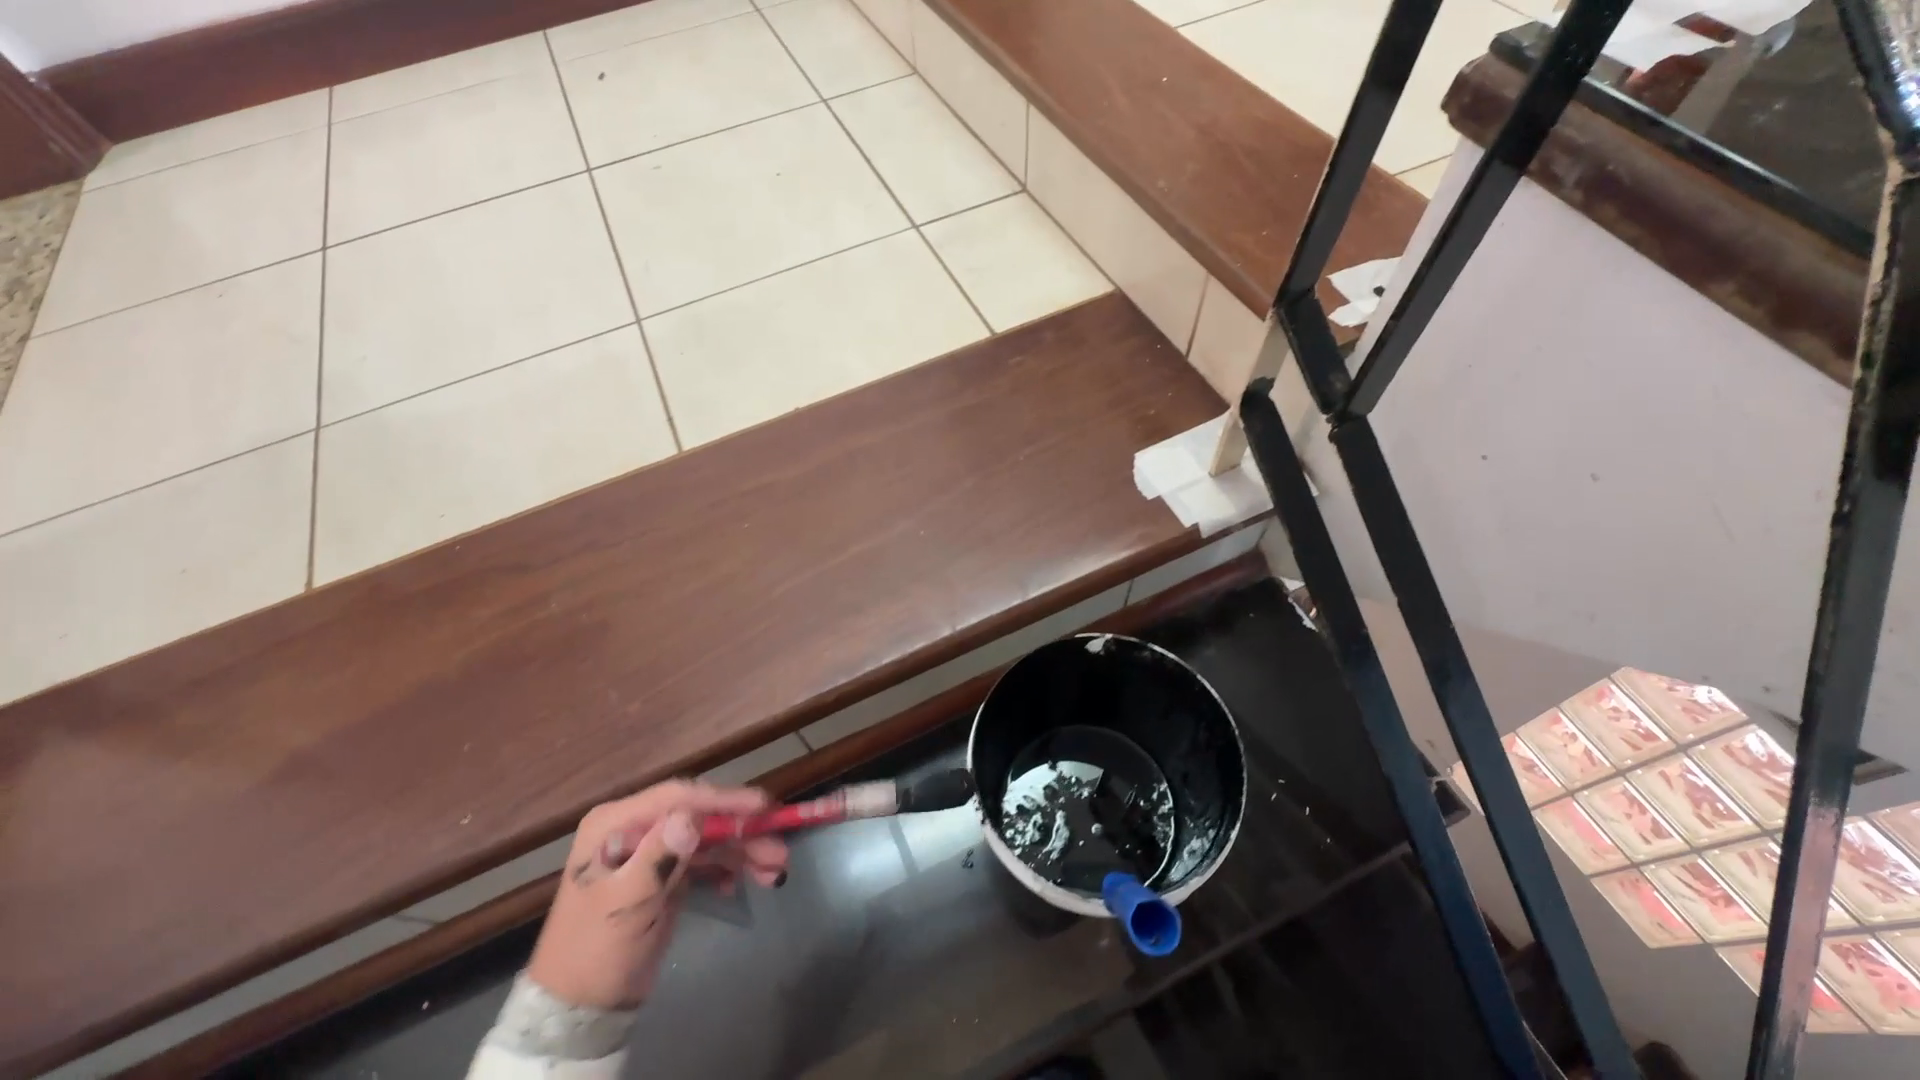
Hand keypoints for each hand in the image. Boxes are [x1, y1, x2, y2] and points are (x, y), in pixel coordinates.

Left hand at [526, 780, 790, 1009]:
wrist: (580, 1006)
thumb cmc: (595, 951)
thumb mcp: (624, 905)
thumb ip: (656, 859)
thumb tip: (689, 819)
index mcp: (615, 825)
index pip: (677, 799)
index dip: (723, 800)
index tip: (764, 807)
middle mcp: (634, 830)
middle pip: (699, 818)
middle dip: (741, 833)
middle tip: (779, 851)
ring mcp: (651, 852)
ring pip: (708, 839)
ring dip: (742, 852)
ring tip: (775, 871)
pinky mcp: (665, 875)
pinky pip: (705, 861)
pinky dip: (727, 869)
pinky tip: (738, 886)